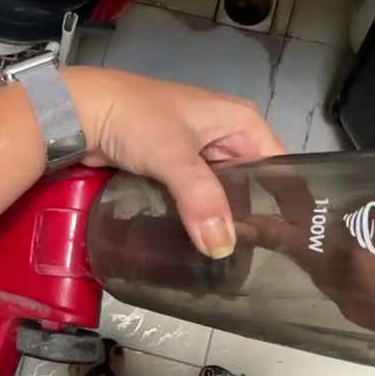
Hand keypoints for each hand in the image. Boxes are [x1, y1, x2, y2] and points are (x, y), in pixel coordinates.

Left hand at [65, 68, 286, 257]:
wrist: (80, 111)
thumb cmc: (134, 119)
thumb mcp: (174, 156)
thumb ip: (201, 199)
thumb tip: (221, 247)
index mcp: (241, 122)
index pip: (281, 167)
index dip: (288, 203)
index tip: (294, 244)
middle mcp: (225, 138)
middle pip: (253, 186)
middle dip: (254, 221)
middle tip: (261, 264)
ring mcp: (198, 156)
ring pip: (222, 197)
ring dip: (222, 224)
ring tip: (232, 265)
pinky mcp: (172, 172)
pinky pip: (195, 201)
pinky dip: (197, 221)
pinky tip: (200, 248)